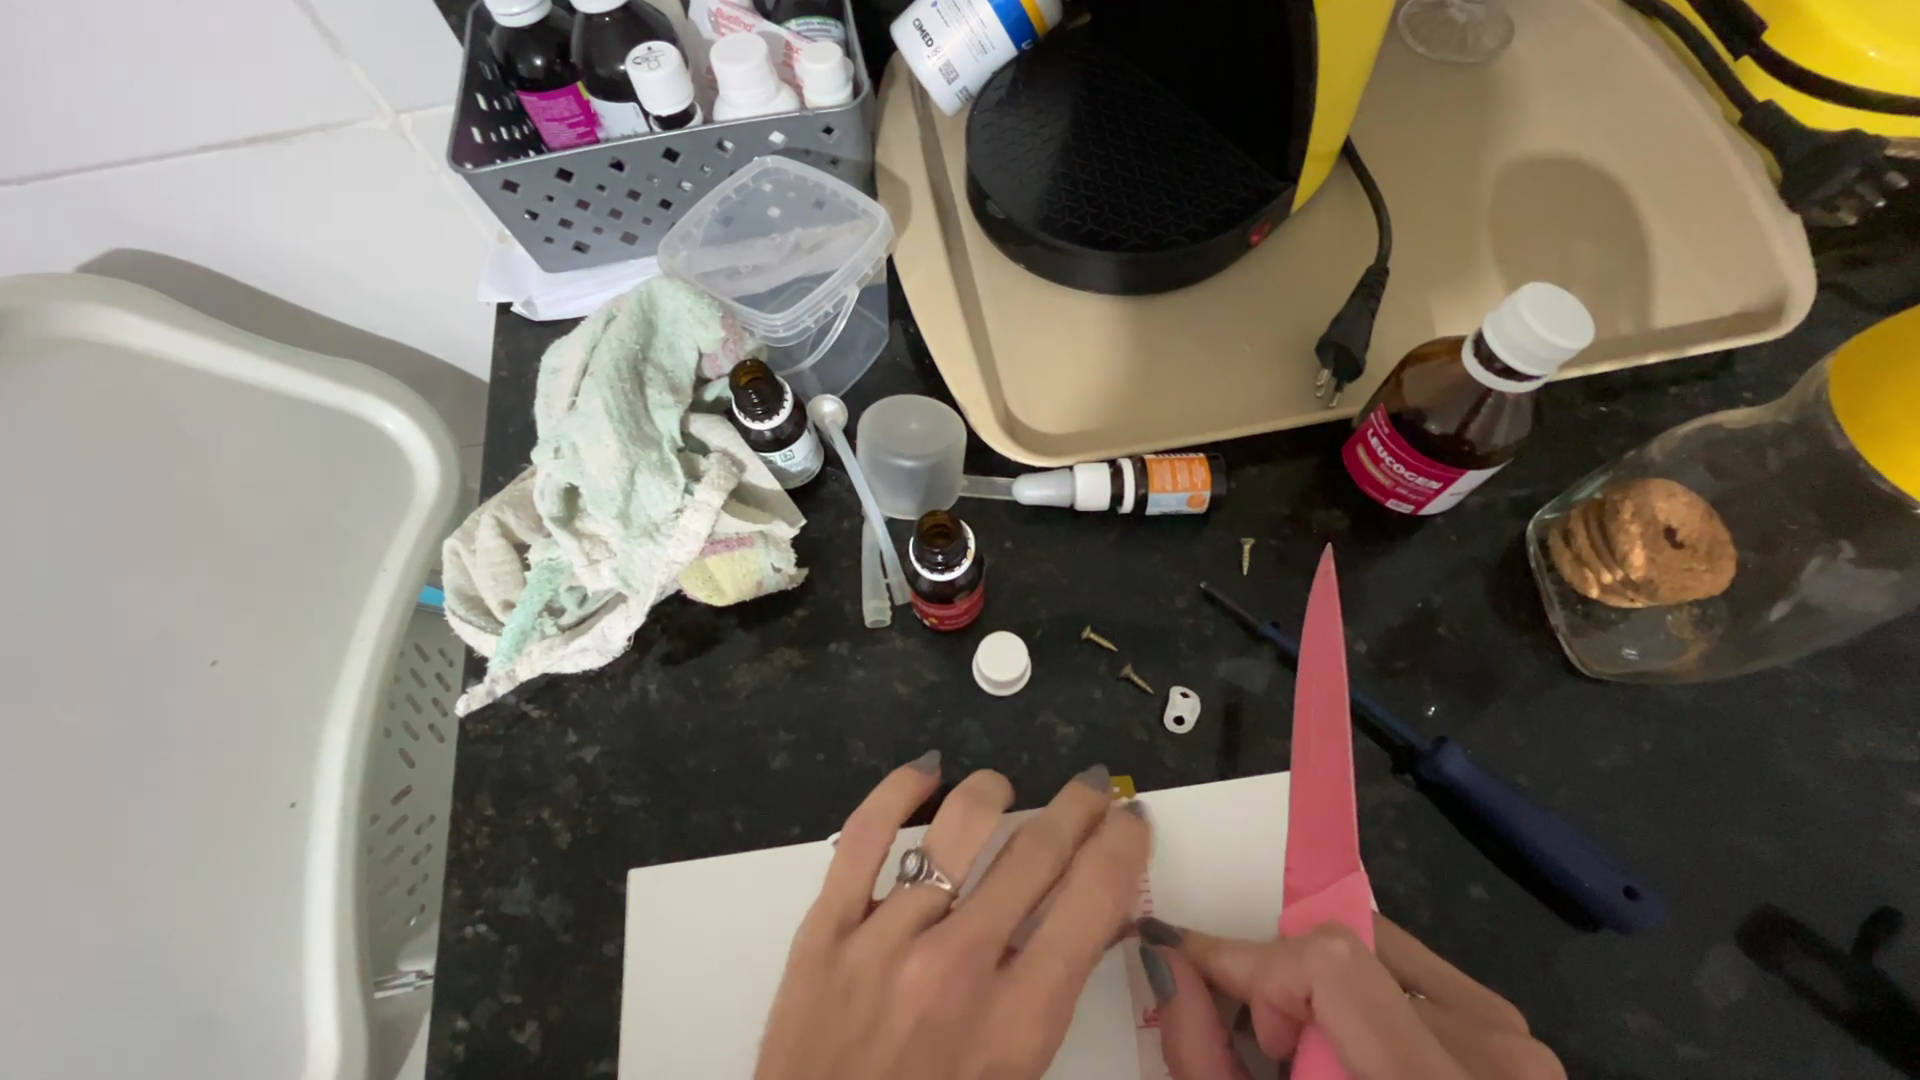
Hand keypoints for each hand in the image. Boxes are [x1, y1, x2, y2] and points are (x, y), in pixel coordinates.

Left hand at [755, 754, 1149, 1079]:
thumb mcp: (1014, 1073)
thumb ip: (1050, 992)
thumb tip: (1087, 911)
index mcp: (1014, 1022)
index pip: (1090, 903)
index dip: (1121, 847)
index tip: (1129, 821)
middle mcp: (955, 968)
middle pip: (1034, 854)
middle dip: (1078, 809)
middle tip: (1091, 788)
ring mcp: (884, 940)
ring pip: (955, 830)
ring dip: (992, 793)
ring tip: (1002, 788)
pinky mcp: (825, 927)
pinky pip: (863, 836)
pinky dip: (896, 792)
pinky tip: (925, 773)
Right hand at [1140, 916, 1565, 1079]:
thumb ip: (1206, 1060)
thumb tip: (1169, 961)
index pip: (1328, 967)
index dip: (1247, 961)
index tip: (1196, 971)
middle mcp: (1497, 1059)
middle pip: (1346, 951)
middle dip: (1279, 983)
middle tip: (1266, 1045)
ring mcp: (1518, 1047)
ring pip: (1376, 948)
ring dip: (1321, 985)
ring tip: (1314, 1054)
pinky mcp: (1518, 1040)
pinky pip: (1413, 967)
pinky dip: (1363, 987)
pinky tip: (1356, 1045)